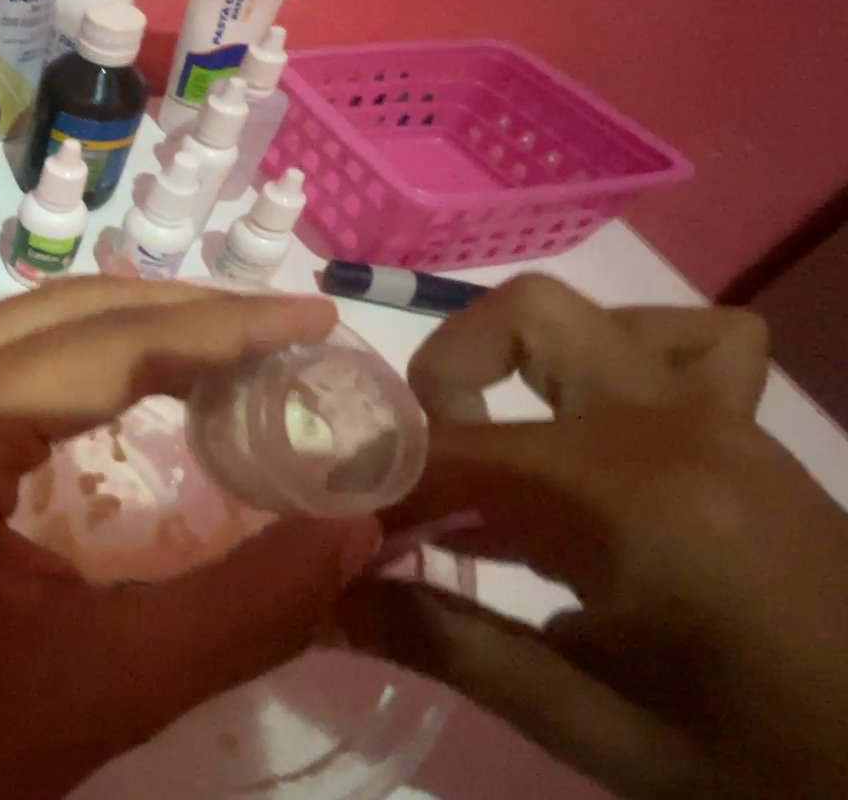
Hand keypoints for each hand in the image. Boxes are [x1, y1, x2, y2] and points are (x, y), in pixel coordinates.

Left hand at [0, 279, 381, 799]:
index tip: (315, 317)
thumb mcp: (105, 682)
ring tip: (230, 347)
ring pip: (26, 324)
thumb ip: (244, 605)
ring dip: (129, 327)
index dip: (220, 328)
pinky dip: (75, 357)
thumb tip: (357, 527)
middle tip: (284, 331)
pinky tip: (135, 381)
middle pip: (61, 314)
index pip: (103, 347)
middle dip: (180, 315)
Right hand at [336, 274, 847, 798]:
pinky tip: (582, 429)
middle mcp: (674, 427)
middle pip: (520, 320)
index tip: (331, 517)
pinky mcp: (742, 437)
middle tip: (422, 468)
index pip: (451, 449)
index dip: (374, 478)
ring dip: (520, 360)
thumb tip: (317, 602)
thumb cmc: (755, 759)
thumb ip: (441, 642)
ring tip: (496, 443)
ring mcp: (721, 422)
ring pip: (595, 318)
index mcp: (632, 493)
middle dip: (439, 380)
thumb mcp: (588, 722)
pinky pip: (681, 346)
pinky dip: (613, 361)